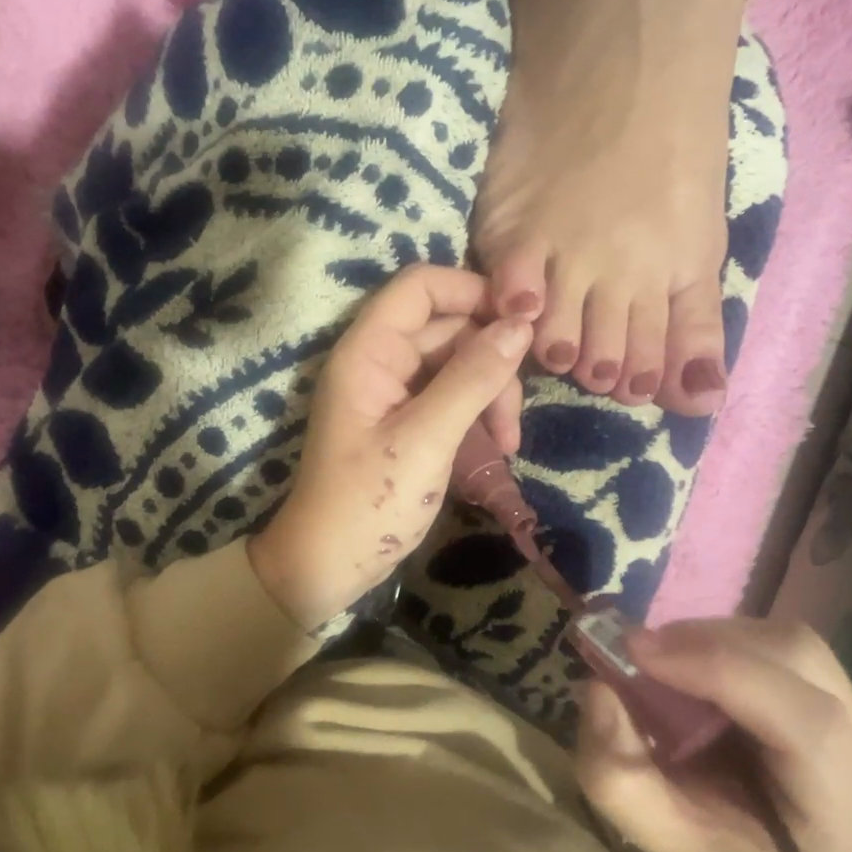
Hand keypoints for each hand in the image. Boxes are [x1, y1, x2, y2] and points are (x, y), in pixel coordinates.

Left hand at [247, 265, 529, 627]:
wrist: (327, 564)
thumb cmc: (368, 502)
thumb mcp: (425, 439)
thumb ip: (471, 379)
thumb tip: (520, 325)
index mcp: (367, 352)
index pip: (420, 286)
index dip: (472, 291)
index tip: (524, 322)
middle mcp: (378, 362)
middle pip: (447, 327)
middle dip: (490, 360)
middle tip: (515, 413)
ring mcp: (391, 394)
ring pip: (456, 365)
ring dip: (490, 393)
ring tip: (509, 443)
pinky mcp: (405, 423)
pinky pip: (450, 398)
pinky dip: (477, 416)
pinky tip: (498, 450)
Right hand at [572, 618, 851, 851]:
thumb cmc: (711, 847)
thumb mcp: (651, 827)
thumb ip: (615, 774)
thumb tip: (600, 689)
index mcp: (843, 814)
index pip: (807, 722)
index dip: (721, 671)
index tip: (637, 650)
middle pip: (801, 664)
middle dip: (710, 642)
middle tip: (638, 648)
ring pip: (791, 643)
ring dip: (713, 637)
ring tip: (662, 658)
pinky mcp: (838, 691)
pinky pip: (782, 642)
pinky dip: (724, 639)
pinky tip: (692, 663)